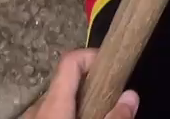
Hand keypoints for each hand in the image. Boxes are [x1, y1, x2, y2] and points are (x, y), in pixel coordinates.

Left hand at [20, 50, 137, 118]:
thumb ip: (114, 117)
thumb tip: (132, 95)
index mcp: (52, 103)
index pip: (71, 59)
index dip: (92, 57)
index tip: (111, 69)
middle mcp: (36, 108)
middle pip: (65, 83)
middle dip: (88, 88)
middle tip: (107, 103)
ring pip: (55, 102)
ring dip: (75, 105)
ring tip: (93, 116)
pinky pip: (46, 116)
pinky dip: (62, 115)